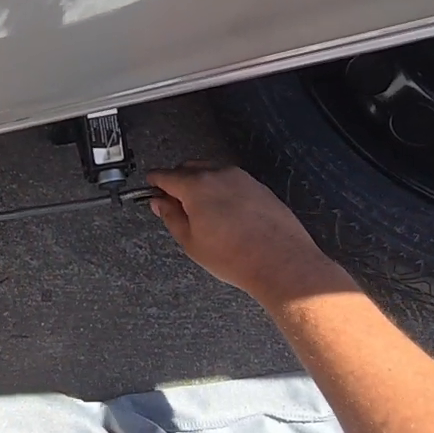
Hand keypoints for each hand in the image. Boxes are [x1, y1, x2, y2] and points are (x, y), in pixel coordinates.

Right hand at [146, 163, 353, 305]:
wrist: (282, 264)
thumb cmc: (237, 256)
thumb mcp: (190, 241)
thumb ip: (171, 216)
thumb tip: (160, 203)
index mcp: (196, 185)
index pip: (165, 175)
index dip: (154, 182)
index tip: (151, 188)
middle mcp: (219, 175)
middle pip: (188, 168)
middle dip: (177, 181)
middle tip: (174, 204)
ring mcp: (242, 179)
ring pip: (211, 173)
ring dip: (200, 184)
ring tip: (202, 213)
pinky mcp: (260, 188)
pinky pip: (232, 182)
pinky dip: (222, 191)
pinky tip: (225, 215)